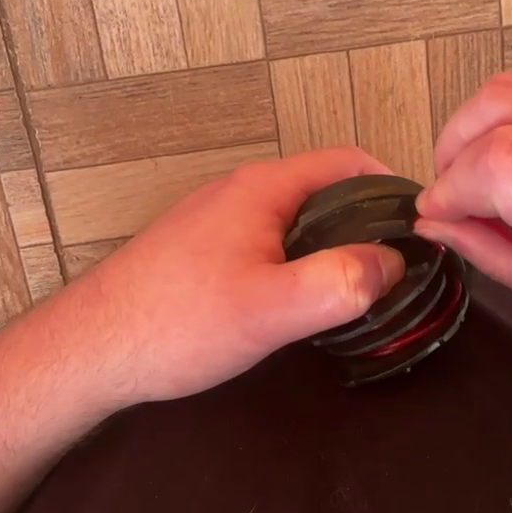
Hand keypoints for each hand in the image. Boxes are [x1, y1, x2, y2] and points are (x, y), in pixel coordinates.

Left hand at [47, 147, 405, 406]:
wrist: (89, 349)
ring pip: (294, 221)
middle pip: (323, 191)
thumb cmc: (179, 322)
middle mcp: (240, 192)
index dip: (391, 188)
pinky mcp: (199, 250)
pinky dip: (296, 262)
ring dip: (329, 246)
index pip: (348, 162)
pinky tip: (296, 302)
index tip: (422, 229)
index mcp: (263, 189)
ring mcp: (215, 220)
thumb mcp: (272, 307)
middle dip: (365, 223)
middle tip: (397, 270)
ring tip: (356, 290)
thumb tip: (392, 262)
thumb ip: (340, 282)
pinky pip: (266, 242)